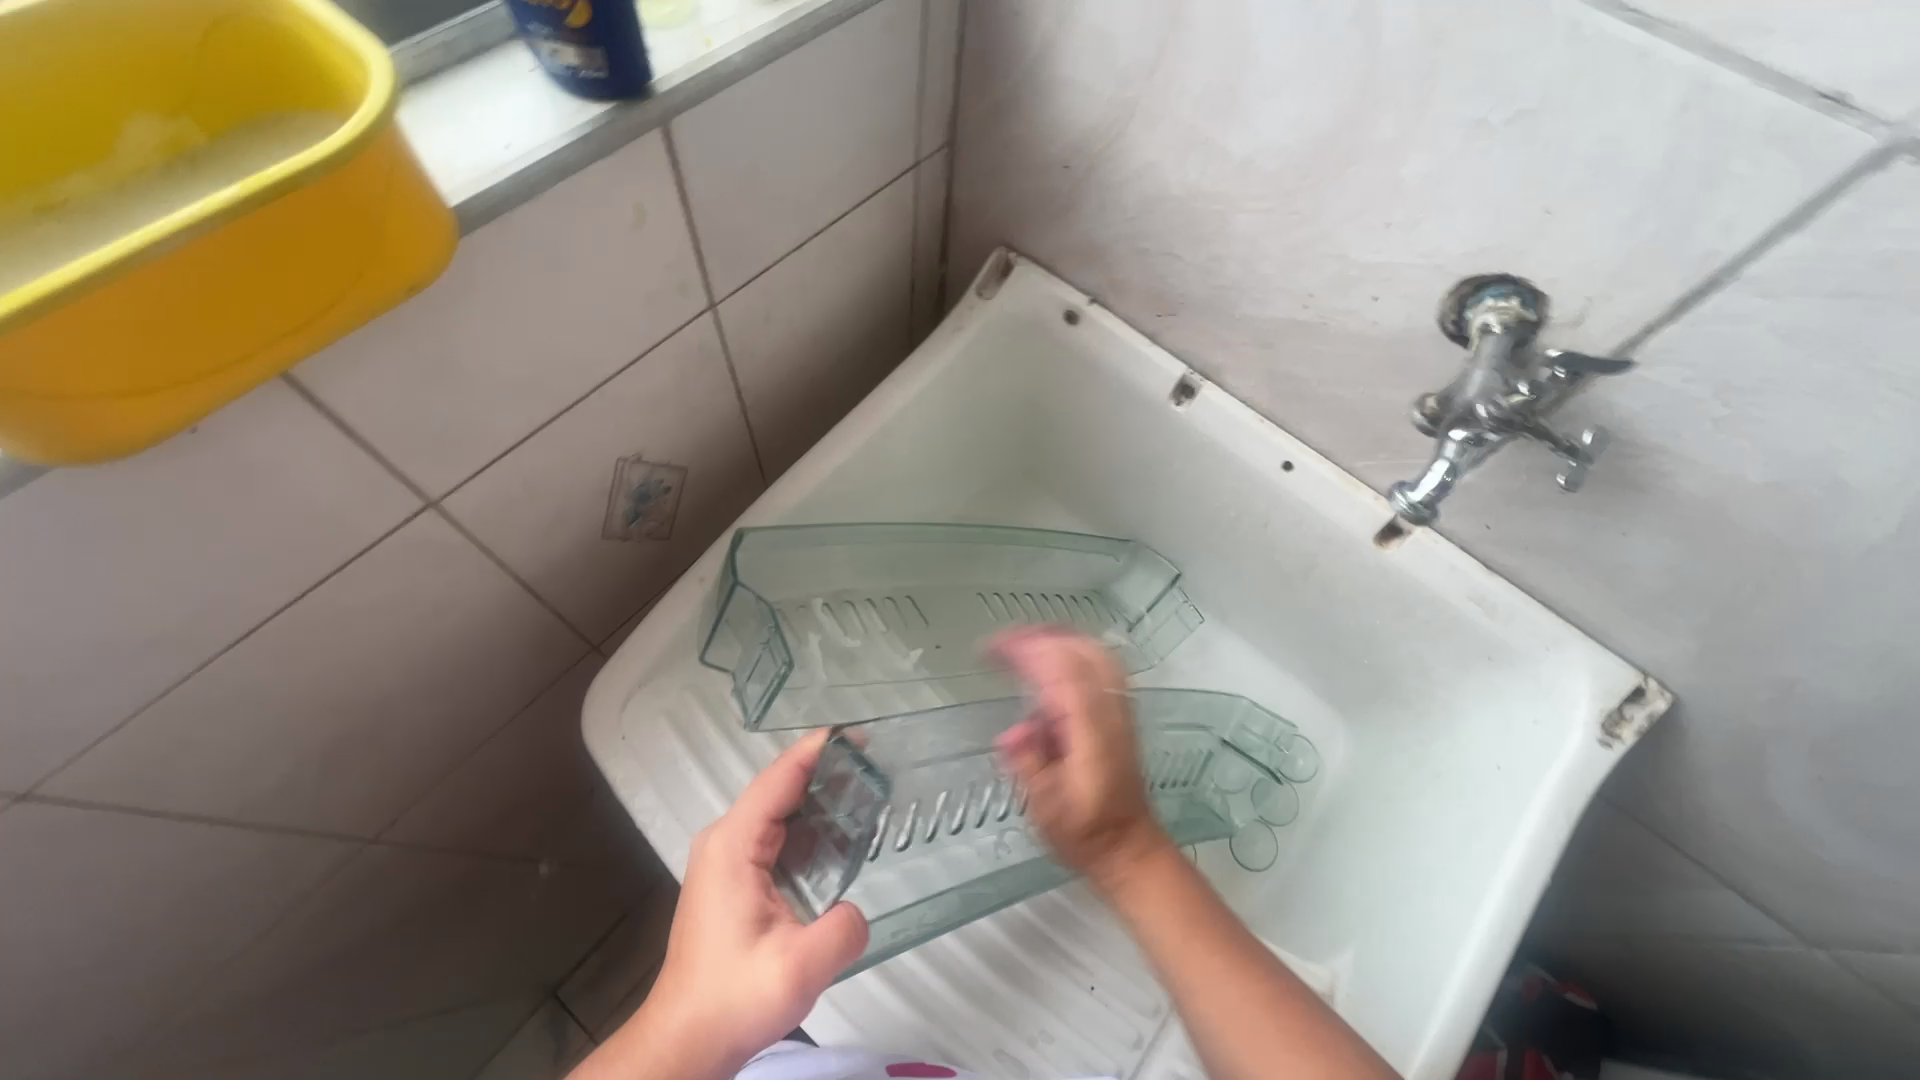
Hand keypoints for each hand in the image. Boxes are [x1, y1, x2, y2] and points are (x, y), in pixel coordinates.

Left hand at [631, 730, 868, 1074]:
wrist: (687, 1039)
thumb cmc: (732, 999)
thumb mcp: (799, 969)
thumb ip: (843, 930)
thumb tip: (855, 910)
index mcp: (735, 844)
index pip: (780, 778)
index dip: (819, 750)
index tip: (859, 736)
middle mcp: (727, 840)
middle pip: (781, 787)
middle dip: (828, 774)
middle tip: (879, 769)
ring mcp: (728, 858)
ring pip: (780, 811)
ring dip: (821, 803)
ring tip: (870, 796)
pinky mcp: (735, 877)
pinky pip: (778, 836)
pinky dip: (811, 830)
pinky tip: (843, 840)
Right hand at [989, 626, 1174, 891]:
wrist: (1130, 849)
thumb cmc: (1086, 834)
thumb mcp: (1049, 810)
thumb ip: (1031, 766)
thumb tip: (1013, 733)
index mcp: (1090, 730)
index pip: (1061, 672)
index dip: (1027, 651)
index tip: (991, 650)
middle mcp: (1109, 711)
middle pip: (1081, 652)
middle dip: (1039, 638)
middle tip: (1001, 643)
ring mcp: (1119, 710)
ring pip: (1095, 654)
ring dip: (1058, 640)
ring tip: (1022, 642)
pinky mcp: (1121, 715)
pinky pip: (1102, 666)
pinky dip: (1075, 651)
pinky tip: (1054, 657)